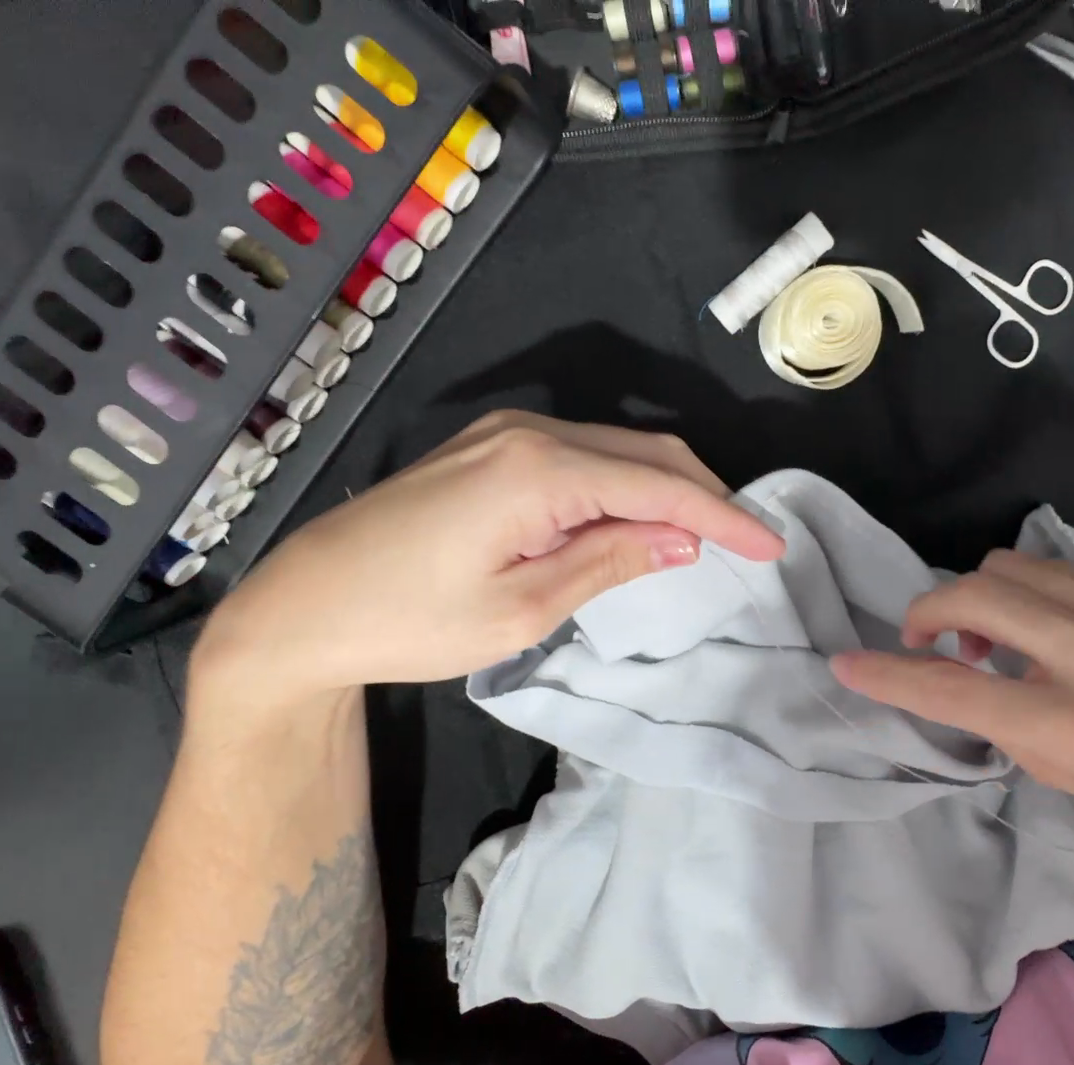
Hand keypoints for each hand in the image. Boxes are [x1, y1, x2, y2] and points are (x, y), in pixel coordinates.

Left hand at [195, 411, 783, 704]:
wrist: (302, 608)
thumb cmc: (410, 622)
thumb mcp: (522, 608)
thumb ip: (610, 560)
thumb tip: (684, 539)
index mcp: (539, 470)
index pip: (658, 486)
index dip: (723, 516)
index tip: (772, 545)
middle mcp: (528, 433)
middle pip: (646, 452)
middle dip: (705, 494)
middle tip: (747, 541)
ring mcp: (506, 435)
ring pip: (617, 448)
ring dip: (667, 488)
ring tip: (705, 536)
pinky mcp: (491, 449)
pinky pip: (583, 456)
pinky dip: (625, 485)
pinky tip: (638, 519)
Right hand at [831, 550, 1073, 855]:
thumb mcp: (1066, 770)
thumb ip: (998, 719)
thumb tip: (945, 674)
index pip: (955, 689)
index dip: (890, 675)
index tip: (847, 664)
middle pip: (973, 596)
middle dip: (929, 614)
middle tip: (929, 645)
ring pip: (1003, 568)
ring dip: (973, 599)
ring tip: (986, 641)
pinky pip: (1043, 569)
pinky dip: (1015, 593)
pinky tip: (1035, 629)